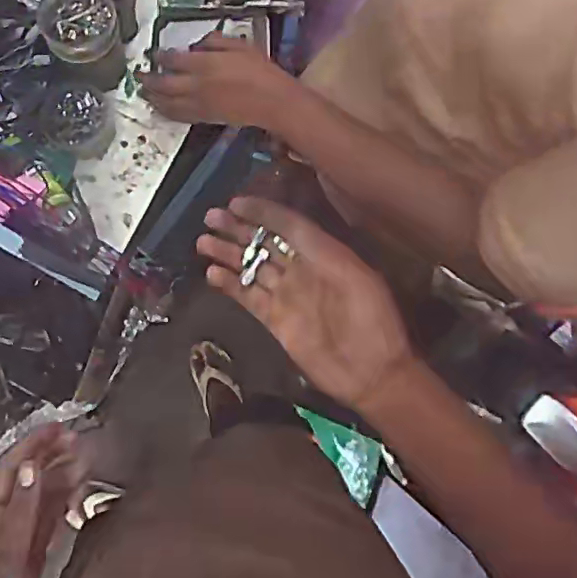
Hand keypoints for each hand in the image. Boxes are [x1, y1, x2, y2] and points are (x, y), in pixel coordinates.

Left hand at [0, 424, 86, 577]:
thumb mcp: (9, 565)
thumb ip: (20, 514)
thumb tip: (29, 467)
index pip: (7, 472)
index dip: (32, 447)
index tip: (56, 429)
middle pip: (22, 482)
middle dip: (47, 457)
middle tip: (75, 438)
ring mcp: (10, 545)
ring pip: (35, 500)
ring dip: (57, 478)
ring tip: (83, 458)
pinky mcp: (25, 561)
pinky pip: (43, 522)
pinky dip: (59, 504)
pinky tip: (74, 493)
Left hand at [142, 34, 302, 127]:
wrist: (273, 102)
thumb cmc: (261, 71)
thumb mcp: (241, 46)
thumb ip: (216, 42)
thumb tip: (198, 43)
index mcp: (205, 64)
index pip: (173, 59)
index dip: (160, 57)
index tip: (153, 54)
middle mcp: (196, 84)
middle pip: (163, 83)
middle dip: (147, 79)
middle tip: (138, 75)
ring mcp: (198, 103)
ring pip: (166, 102)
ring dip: (151, 96)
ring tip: (142, 92)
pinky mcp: (203, 118)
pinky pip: (178, 115)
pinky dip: (165, 111)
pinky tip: (160, 108)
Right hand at [198, 197, 422, 415]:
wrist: (373, 374)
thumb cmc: (372, 321)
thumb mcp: (353, 275)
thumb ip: (320, 249)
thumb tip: (286, 226)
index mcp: (323, 254)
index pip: (287, 225)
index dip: (262, 212)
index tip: (235, 203)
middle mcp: (301, 269)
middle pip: (264, 242)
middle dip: (237, 228)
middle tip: (211, 217)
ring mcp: (286, 295)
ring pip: (250, 266)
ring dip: (227, 252)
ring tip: (203, 242)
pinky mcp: (274, 319)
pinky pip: (247, 296)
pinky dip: (230, 284)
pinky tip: (212, 274)